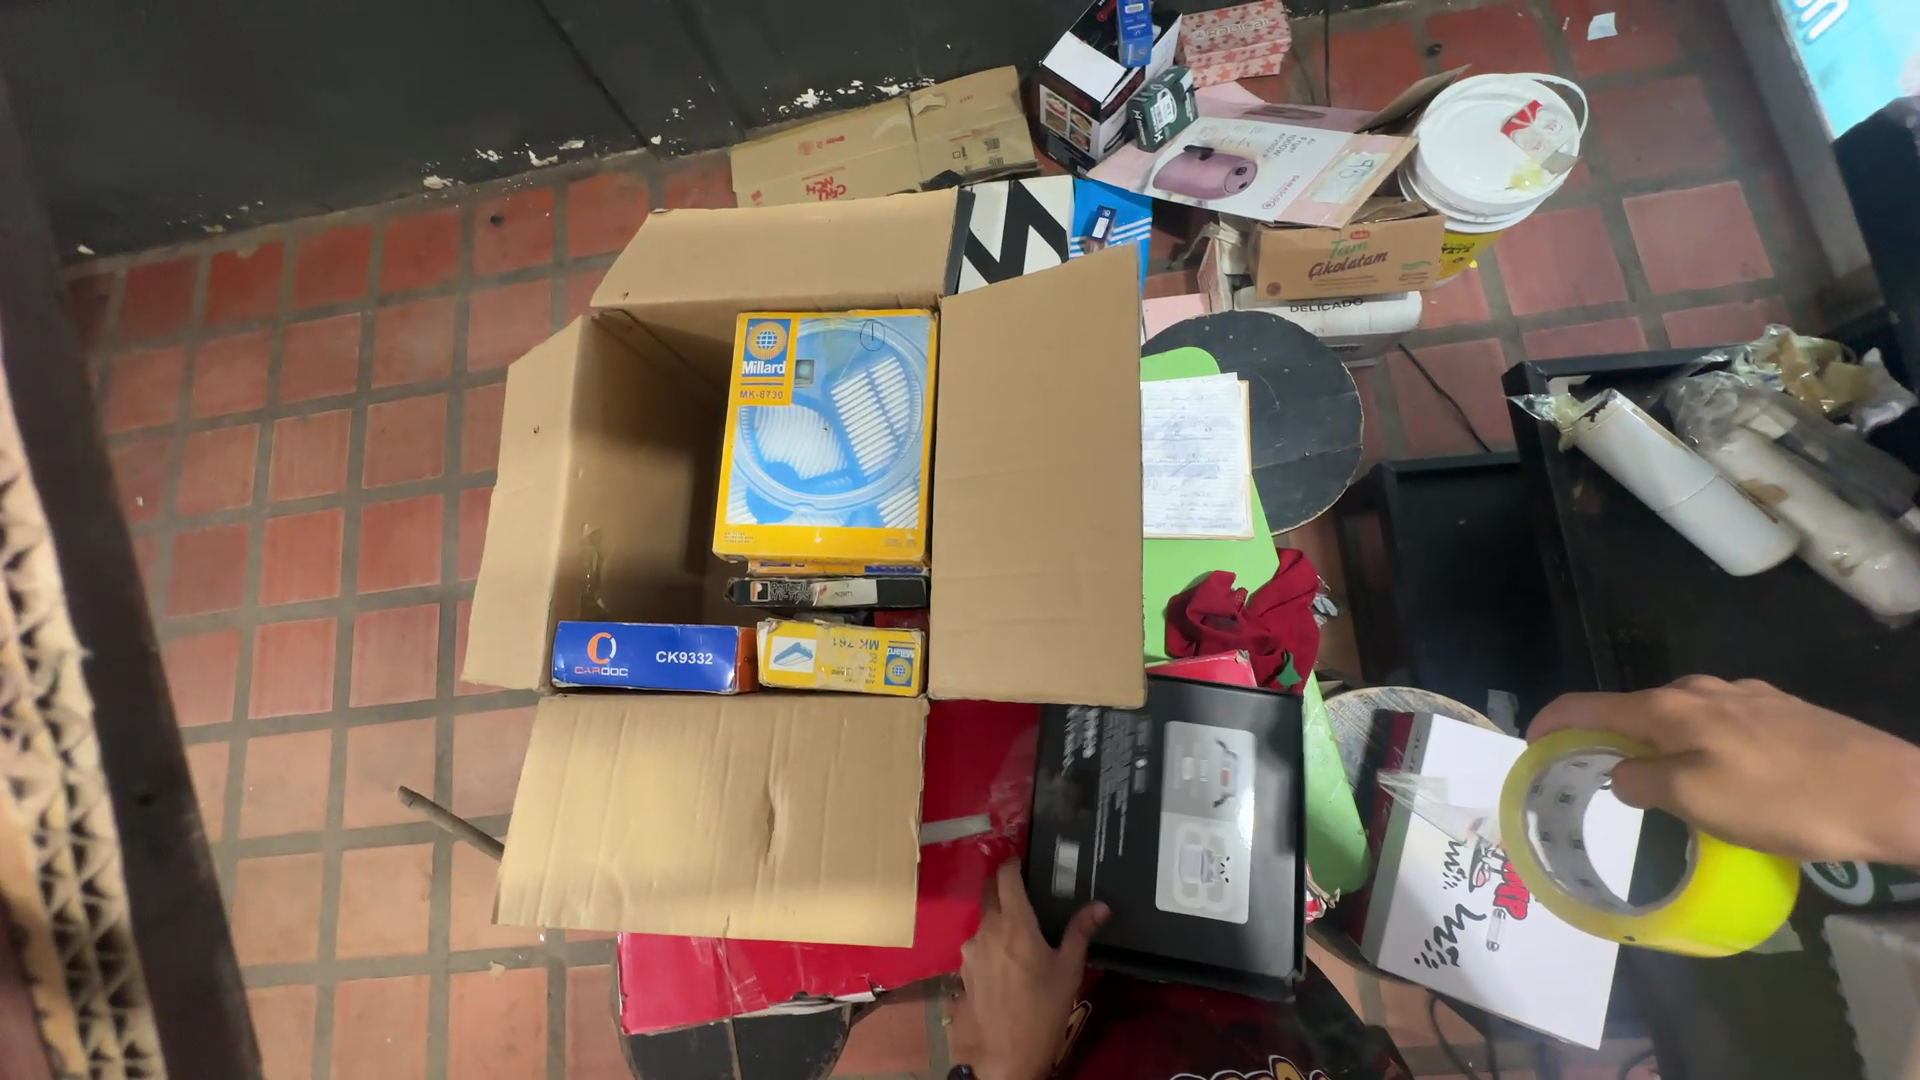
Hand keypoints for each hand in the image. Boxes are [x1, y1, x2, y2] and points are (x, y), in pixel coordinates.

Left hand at [947, 860, 1107, 1079]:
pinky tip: (1005, 962)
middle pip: (990, 892)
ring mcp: (971, 948)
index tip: (1024, 862)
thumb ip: (1081, 932)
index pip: (1006, 876)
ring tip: (1019, 933)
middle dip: (1004, 885)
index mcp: (1014, 923)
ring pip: (984, 919)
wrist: (1006, 1057)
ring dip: (998, 918)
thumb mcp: (1069, 971)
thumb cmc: (1043, 1011)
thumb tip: (1101, 905)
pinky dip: (990, 942)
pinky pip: (978, 943)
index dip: (1013, 864)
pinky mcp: (963, 968)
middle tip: (1024, 892)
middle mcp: (987, 928)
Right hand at [1530, 676, 1919, 863]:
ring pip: (1679, 717)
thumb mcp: (1696, 802)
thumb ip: (1640, 782)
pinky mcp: (1787, 711)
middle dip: (1608, 738)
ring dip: (1661, 743)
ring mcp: (1745, 696)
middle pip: (1630, 709)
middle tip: (1607, 777)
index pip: (1582, 705)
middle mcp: (1696, 691)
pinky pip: (1722, 724)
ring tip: (1675, 781)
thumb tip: (1621, 775)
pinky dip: (1704, 744)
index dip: (1549, 723)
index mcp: (1665, 709)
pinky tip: (1733, 775)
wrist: (1910, 798)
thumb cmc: (1789, 800)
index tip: (1533, 745)